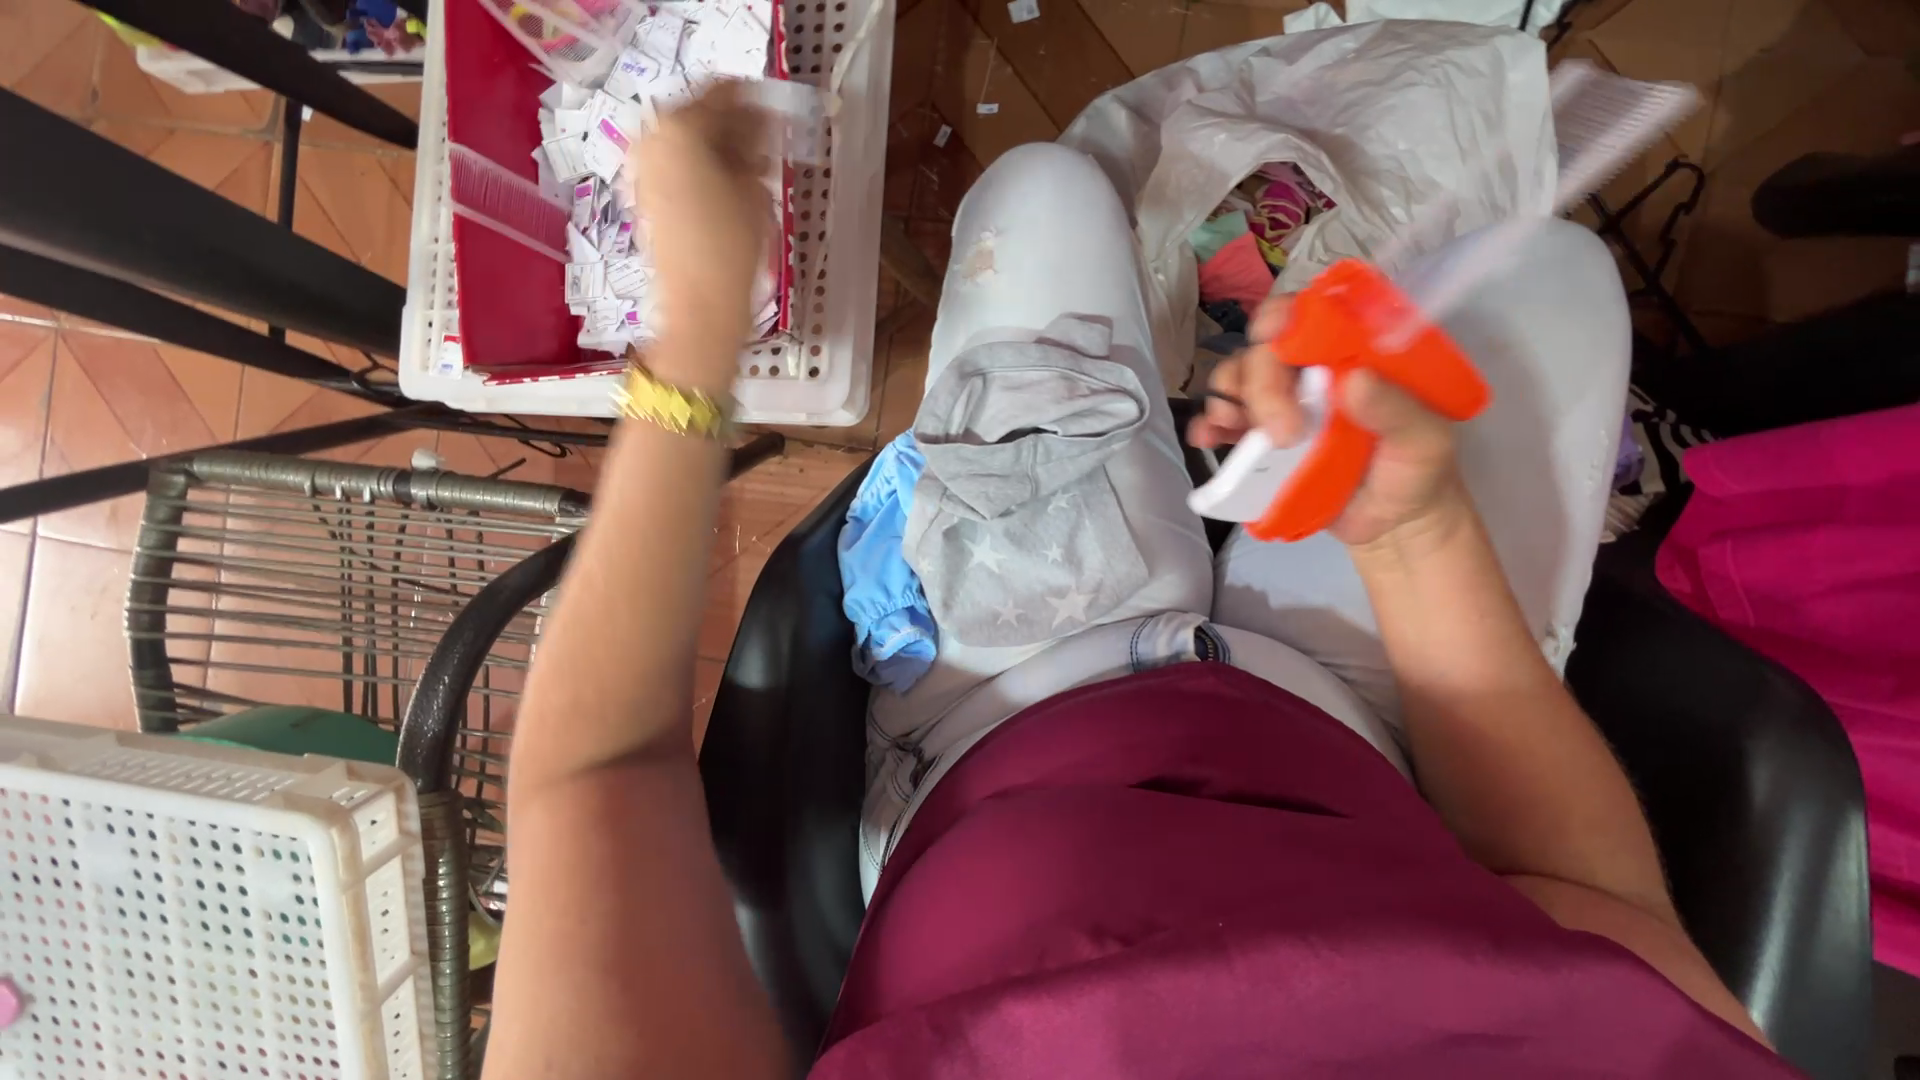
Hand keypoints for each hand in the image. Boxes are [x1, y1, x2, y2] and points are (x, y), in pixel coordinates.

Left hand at [629, 82, 771, 382]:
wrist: (700, 305)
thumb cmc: (732, 247)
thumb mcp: (753, 188)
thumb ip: (752, 145)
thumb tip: (754, 128)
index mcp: (679, 126)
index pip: (721, 94)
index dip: (754, 104)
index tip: (777, 115)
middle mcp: (652, 138)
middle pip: (699, 116)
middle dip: (734, 130)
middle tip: (766, 150)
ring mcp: (643, 168)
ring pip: (688, 144)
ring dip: (719, 152)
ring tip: (752, 176)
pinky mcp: (645, 196)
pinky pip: (678, 168)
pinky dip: (702, 172)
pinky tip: (729, 194)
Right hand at [1186, 294, 1466, 549]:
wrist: (1389, 523)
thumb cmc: (1415, 472)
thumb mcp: (1425, 441)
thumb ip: (1398, 411)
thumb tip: (1355, 379)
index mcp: (1350, 357)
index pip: (1311, 318)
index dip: (1284, 316)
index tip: (1272, 335)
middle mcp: (1309, 372)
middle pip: (1266, 355)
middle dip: (1263, 387)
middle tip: (1284, 434)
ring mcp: (1280, 405)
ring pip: (1236, 381)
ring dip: (1227, 400)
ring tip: (1231, 429)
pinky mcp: (1258, 440)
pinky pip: (1223, 423)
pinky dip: (1208, 426)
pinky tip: (1206, 438)